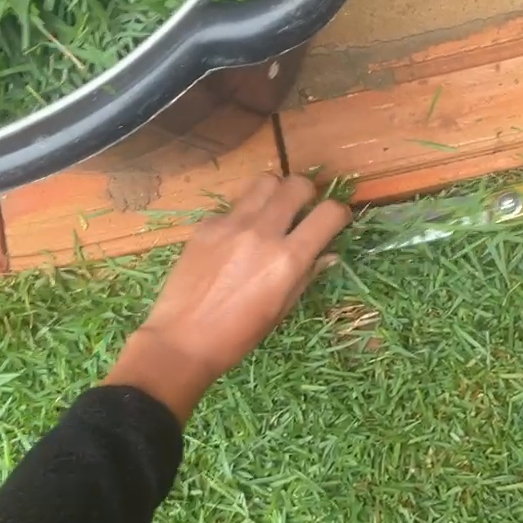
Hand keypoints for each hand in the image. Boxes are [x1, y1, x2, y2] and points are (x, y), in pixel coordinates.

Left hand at [103, 175, 350, 421]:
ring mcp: (231, 224)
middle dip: (308, 193)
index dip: (340, 213)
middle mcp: (262, 233)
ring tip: (273, 212)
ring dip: (277, 192)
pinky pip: (235, 205)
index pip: (328, 213)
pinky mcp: (206, 224)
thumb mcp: (280, 310)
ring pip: (265, 182)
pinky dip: (245, 214)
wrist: (182, 340)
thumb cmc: (238, 335)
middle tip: (303, 210)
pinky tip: (237, 238)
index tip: (336, 221)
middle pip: (297, 184)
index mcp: (288, 260)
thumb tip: (327, 254)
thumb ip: (306, 275)